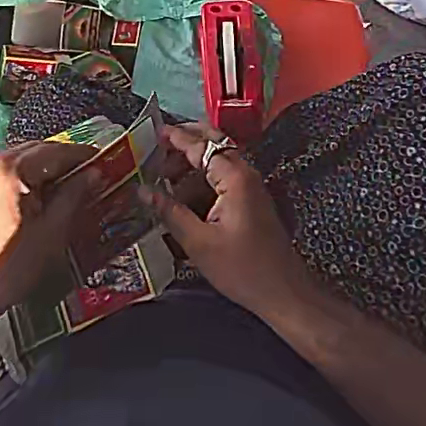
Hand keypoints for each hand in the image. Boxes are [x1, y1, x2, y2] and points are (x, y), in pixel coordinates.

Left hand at [0, 140, 101, 319]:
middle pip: (37, 151)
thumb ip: (74, 195)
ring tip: (69, 188)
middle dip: (65, 162)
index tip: (102, 161)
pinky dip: (27, 179)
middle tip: (90, 175)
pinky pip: (7, 174)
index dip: (83, 156)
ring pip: (22, 161)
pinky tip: (41, 198)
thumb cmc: (7, 267)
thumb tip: (93, 175)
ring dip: (46, 170)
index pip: (57, 150)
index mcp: (11, 168)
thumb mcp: (51, 231)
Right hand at [144, 123, 320, 321]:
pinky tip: (183, 193)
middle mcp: (245, 174)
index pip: (201, 146)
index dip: (176, 138)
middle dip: (187, 141)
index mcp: (234, 178)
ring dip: (192, 161)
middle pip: (214, 143)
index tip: (155, 133)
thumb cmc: (242, 268)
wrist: (284, 293)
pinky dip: (202, 176)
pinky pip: (223, 176)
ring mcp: (250, 186)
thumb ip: (169, 211)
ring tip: (164, 173)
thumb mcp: (198, 242)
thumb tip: (142, 190)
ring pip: (219, 160)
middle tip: (159, 144)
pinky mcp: (250, 200)